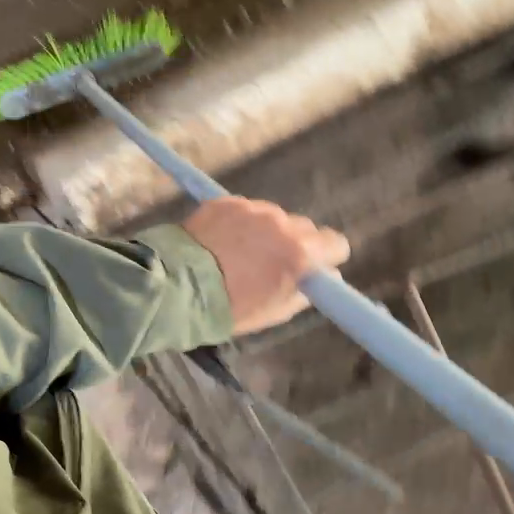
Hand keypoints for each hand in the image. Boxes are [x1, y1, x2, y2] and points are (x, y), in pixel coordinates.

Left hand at [181, 197, 349, 334]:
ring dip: (264, 230)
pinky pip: (243, 210)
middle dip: (293, 242)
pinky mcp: (225, 202)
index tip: (313, 265)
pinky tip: (220, 240)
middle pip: (303, 227)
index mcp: (301, 252)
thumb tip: (326, 276)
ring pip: (272, 216)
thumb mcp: (276, 311)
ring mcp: (251, 209)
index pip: (335, 243)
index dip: (325, 255)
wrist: (178, 285)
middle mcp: (281, 224)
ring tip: (239, 251)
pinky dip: (238, 222)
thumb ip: (305, 292)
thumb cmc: (230, 306)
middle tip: (269, 261)